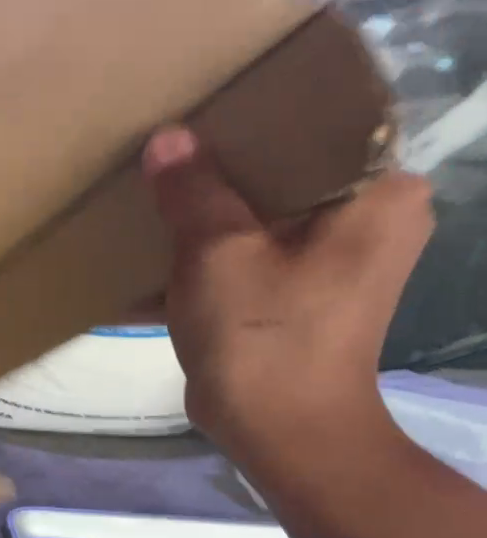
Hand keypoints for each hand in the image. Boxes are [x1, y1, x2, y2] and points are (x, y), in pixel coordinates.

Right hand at [142, 126, 432, 466]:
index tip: (205, 110)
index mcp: (380, 195)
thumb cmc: (263, 334)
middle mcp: (374, 218)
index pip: (325, 129)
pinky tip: (161, 250)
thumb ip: (192, 192)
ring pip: (267, 214)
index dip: (262, 118)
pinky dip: (213, 251)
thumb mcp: (216, 254)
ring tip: (158, 194)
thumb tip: (167, 137)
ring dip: (213, 212)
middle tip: (168, 152)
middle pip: (291, 172)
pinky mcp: (304, 292)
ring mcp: (339, 260)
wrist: (280, 426)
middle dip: (226, 169)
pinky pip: (256, 251)